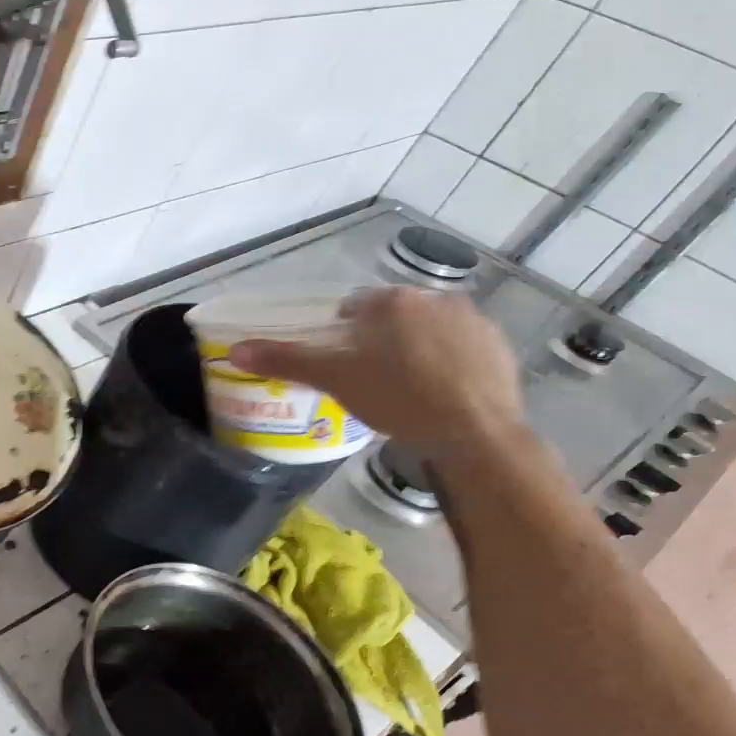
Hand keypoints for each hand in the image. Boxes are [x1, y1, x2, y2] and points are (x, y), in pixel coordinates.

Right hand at [227, 287, 526, 457]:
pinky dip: (445, 364)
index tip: (335, 359)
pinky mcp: (500, 350)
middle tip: (363, 376)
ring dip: (412, 349)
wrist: (474, 434)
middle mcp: (438, 301)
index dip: (340, 332)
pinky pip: (460, 349)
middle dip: (378, 339)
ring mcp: (476, 324)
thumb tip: (235, 350)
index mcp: (394, 301)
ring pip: (428, 331)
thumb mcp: (333, 380)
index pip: (355, 306)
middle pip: (393, 317)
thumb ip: (285, 359)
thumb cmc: (398, 398)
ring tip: (399, 387)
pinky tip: (434, 393)